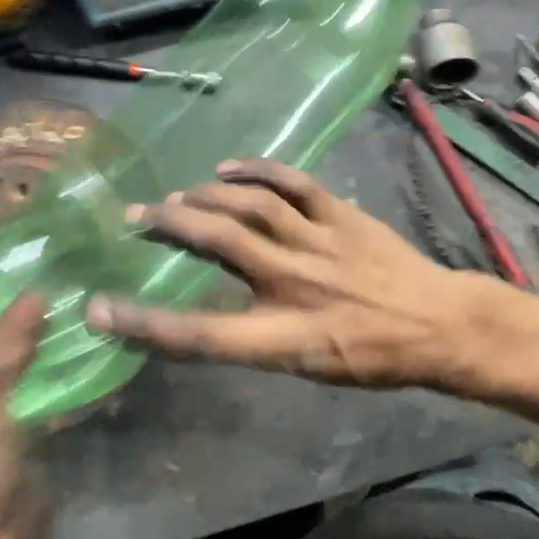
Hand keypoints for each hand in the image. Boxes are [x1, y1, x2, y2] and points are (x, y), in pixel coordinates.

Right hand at [84, 158, 499, 388]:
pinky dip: (258, 172)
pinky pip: (294, 184)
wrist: (438, 324)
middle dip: (171, 227)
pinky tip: (228, 170)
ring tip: (177, 196)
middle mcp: (296, 284)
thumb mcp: (308, 368)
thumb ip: (257, 340)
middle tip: (136, 217)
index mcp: (284, 337)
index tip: (99, 307)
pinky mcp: (342, 215)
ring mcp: (321, 243)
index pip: (200, 334)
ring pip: (252, 207)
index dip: (144, 322)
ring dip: (207, 197)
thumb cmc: (372, 358)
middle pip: (220, 244)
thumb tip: (211, 316)